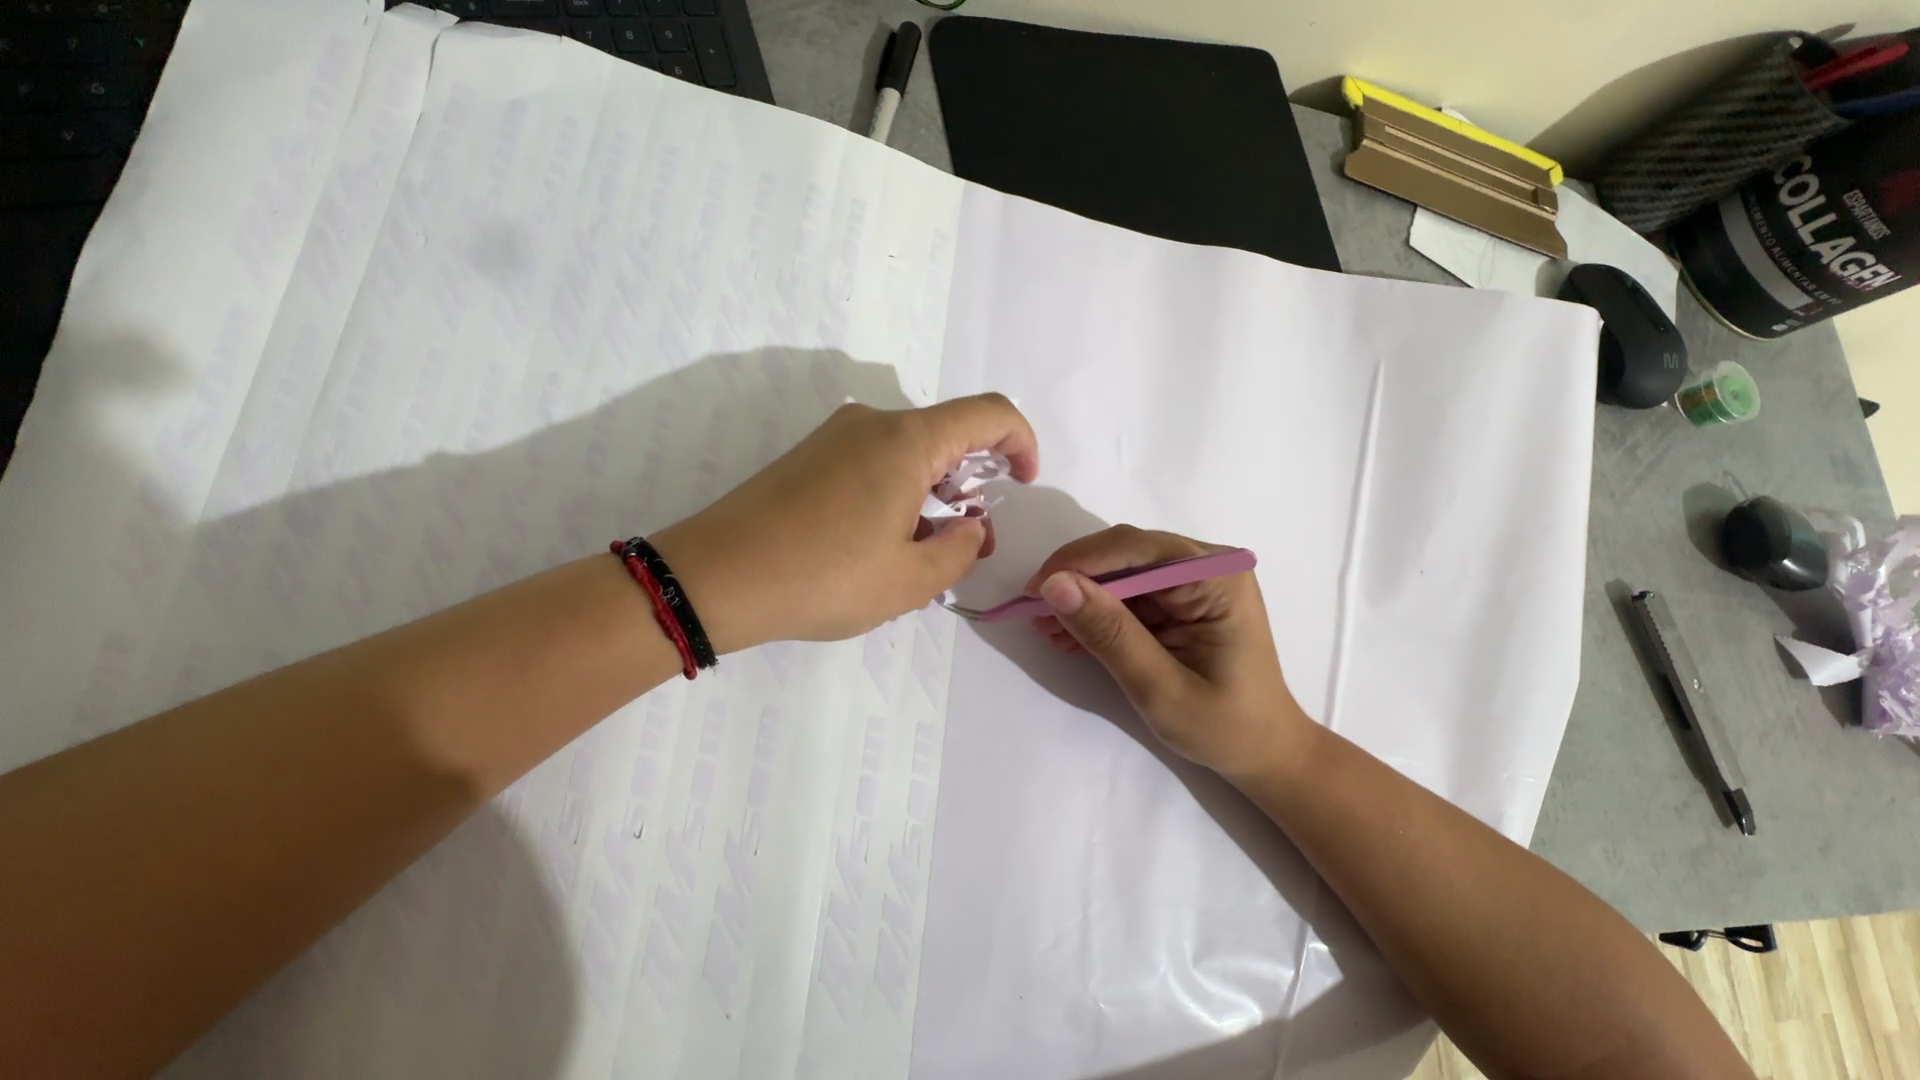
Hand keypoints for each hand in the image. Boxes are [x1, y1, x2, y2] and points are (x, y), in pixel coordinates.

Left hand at [653, 394, 1037, 652]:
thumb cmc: (822, 578)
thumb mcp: (909, 581)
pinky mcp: (808, 458)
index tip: (1023, 484)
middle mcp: (872, 423)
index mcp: (907, 440)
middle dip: (971, 486)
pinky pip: (873, 463)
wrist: (713, 577)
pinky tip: (877, 547)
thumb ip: (959, 551)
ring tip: (919, 559)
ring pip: (908, 453)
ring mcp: (834, 437)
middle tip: (967, 547)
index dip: (1022, 442)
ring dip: (932, 496)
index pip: (989, 413)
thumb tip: (969, 528)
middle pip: (946, 436)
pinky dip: (897, 494)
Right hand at [1026, 526, 1308, 780]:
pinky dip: (1098, 611)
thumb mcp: (1159, 687)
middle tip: (1033, 611)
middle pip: (1127, 552)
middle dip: (1077, 578)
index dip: (1080, 561)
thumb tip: (1054, 585)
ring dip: (1083, 596)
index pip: (1137, 548)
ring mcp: (1197, 581)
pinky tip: (1069, 635)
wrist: (1263, 753)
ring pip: (1123, 570)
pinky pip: (1131, 593)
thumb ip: (1109, 634)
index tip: (1034, 590)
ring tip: (1046, 629)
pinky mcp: (1183, 600)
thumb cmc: (1222, 727)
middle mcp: (1209, 566)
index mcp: (1218, 578)